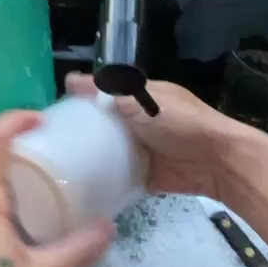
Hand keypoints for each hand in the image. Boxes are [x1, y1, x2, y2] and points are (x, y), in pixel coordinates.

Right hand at [65, 74, 267, 199]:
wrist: (217, 161)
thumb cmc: (179, 122)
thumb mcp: (141, 99)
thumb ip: (108, 91)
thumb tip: (70, 80)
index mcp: (141, 97)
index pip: (105, 94)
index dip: (81, 100)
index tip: (54, 111)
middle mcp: (141, 122)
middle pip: (105, 125)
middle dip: (82, 132)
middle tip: (50, 143)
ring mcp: (144, 150)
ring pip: (111, 153)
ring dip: (92, 158)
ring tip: (59, 166)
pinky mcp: (147, 176)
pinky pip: (122, 178)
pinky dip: (107, 181)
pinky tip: (82, 186)